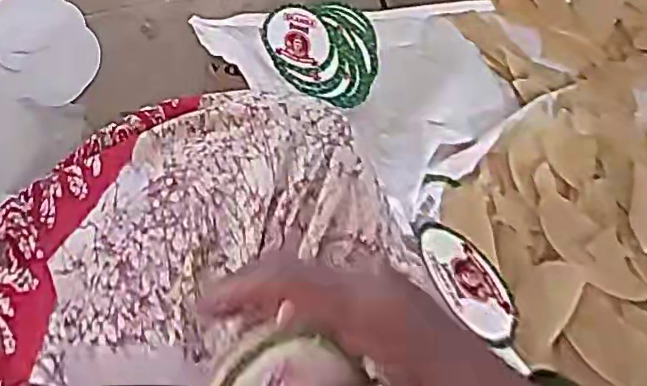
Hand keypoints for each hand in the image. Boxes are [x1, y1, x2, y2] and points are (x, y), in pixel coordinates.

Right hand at [200, 252, 523, 385]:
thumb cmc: (442, 383)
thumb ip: (320, 378)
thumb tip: (266, 368)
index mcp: (369, 295)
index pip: (289, 274)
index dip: (241, 286)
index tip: (204, 305)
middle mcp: (375, 277)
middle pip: (298, 272)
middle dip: (256, 295)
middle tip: (220, 323)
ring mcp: (388, 285)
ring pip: (315, 283)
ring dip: (280, 305)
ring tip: (248, 328)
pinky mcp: (396, 301)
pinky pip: (337, 297)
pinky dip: (308, 312)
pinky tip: (298, 333)